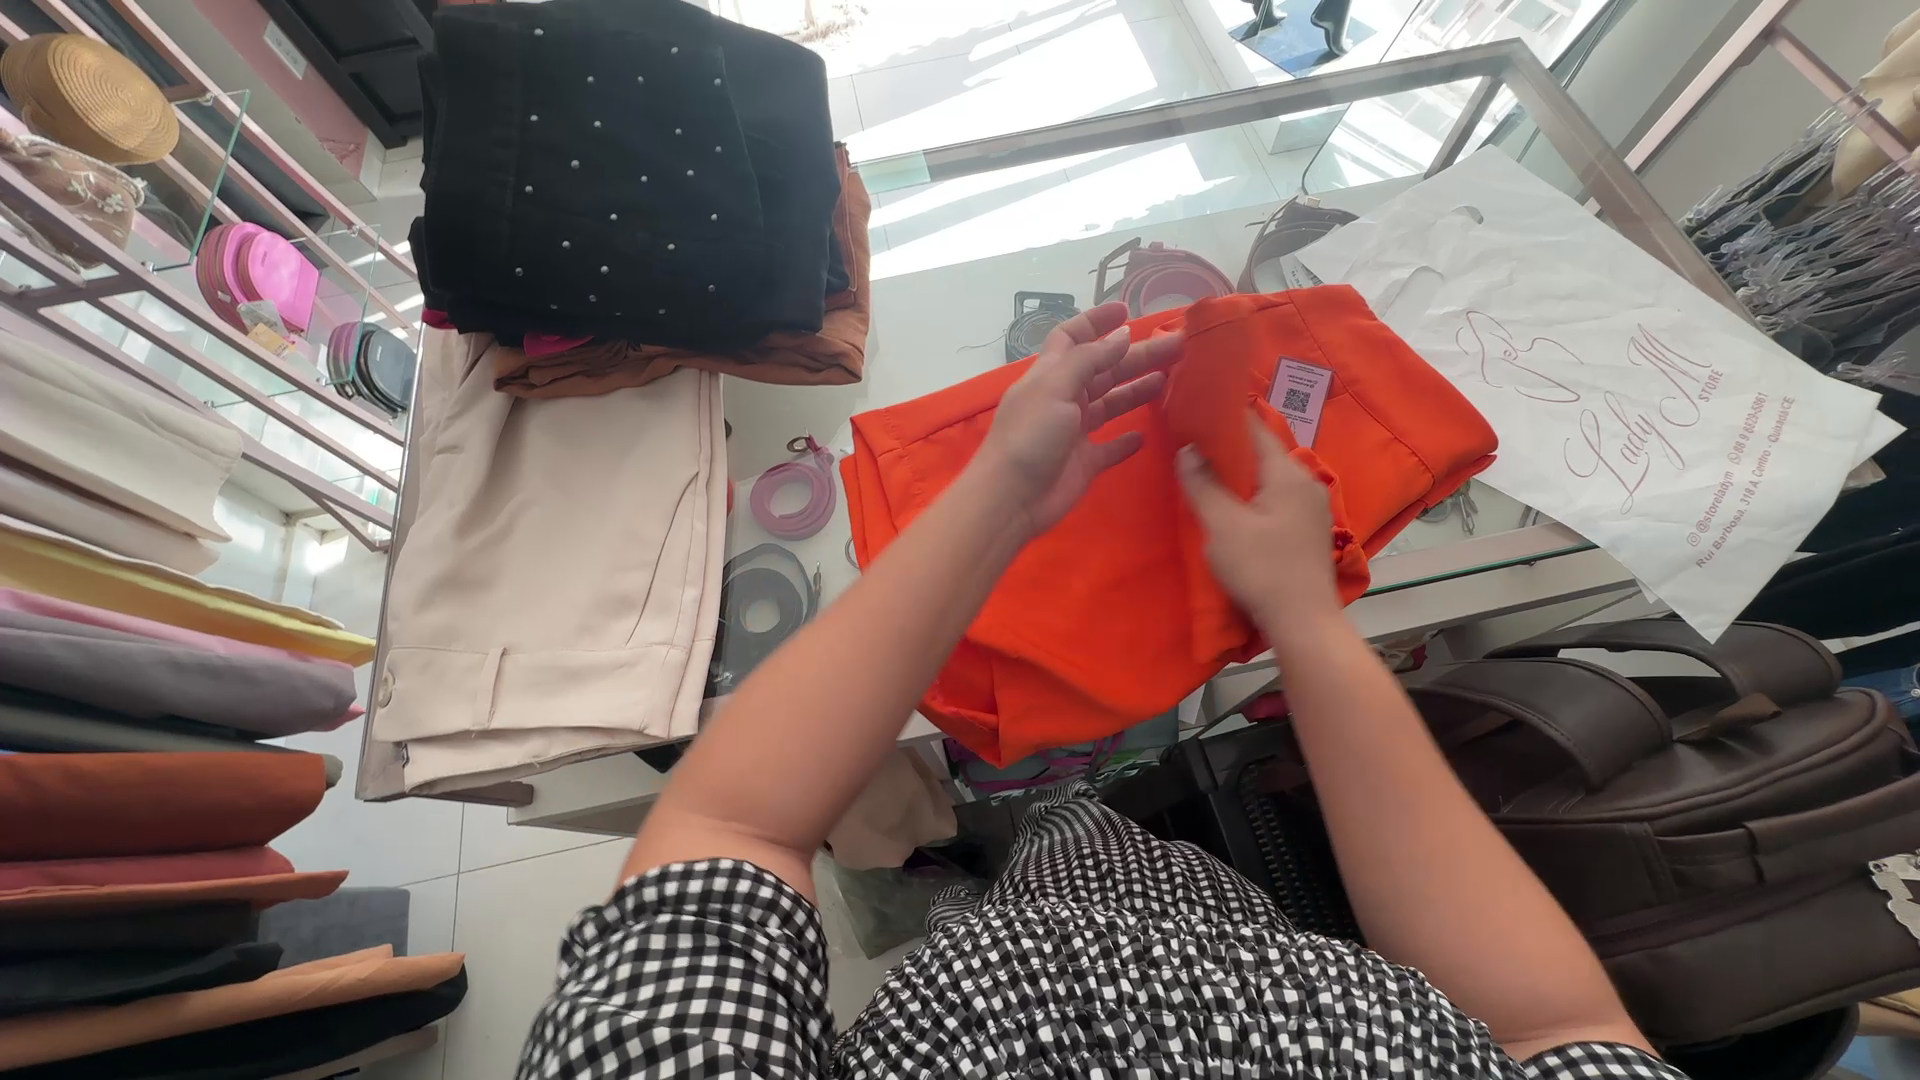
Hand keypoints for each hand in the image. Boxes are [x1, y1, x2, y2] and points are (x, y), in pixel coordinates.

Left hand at [976, 300, 1181, 533]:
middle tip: (1176, 345)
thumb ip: (1089, 360)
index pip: (1072, 338)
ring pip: (1111, 404)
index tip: (1128, 311)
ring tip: (1170, 378)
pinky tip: (1146, 433)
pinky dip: (1126, 440)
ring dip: (1137, 390)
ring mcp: (1074, 432)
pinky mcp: (1084, 463)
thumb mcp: (1055, 387)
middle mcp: (1063, 399)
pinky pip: (1110, 447)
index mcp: (1050, 375)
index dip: (1097, 321)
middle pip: (1103, 369)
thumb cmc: (1029, 437)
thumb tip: (1123, 335)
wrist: (1012, 498)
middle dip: (1136, 355)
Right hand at [1177, 412, 1340, 637]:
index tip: (1194, 416)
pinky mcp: (1306, 530)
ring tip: (1204, 476)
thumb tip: (1188, 449)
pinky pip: (1273, 499)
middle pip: (1262, 453)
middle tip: (1191, 447)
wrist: (1302, 622)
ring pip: (1267, 478)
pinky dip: (1250, 496)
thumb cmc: (1261, 569)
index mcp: (1288, 474)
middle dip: (1227, 449)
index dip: (1224, 419)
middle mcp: (1306, 483)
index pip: (1255, 429)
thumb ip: (1203, 484)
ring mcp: (1310, 508)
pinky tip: (1229, 508)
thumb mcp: (1223, 525)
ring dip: (1238, 476)